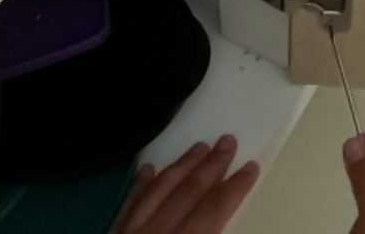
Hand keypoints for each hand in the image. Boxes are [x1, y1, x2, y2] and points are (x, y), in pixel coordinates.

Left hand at [112, 135, 259, 233]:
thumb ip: (208, 232)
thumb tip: (221, 215)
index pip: (213, 210)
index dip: (235, 187)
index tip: (251, 165)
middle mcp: (156, 232)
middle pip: (188, 192)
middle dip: (211, 166)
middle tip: (228, 140)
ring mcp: (129, 232)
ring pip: (159, 189)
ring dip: (181, 166)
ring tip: (199, 146)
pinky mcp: (112, 233)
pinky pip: (128, 203)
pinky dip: (141, 184)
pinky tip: (148, 168)